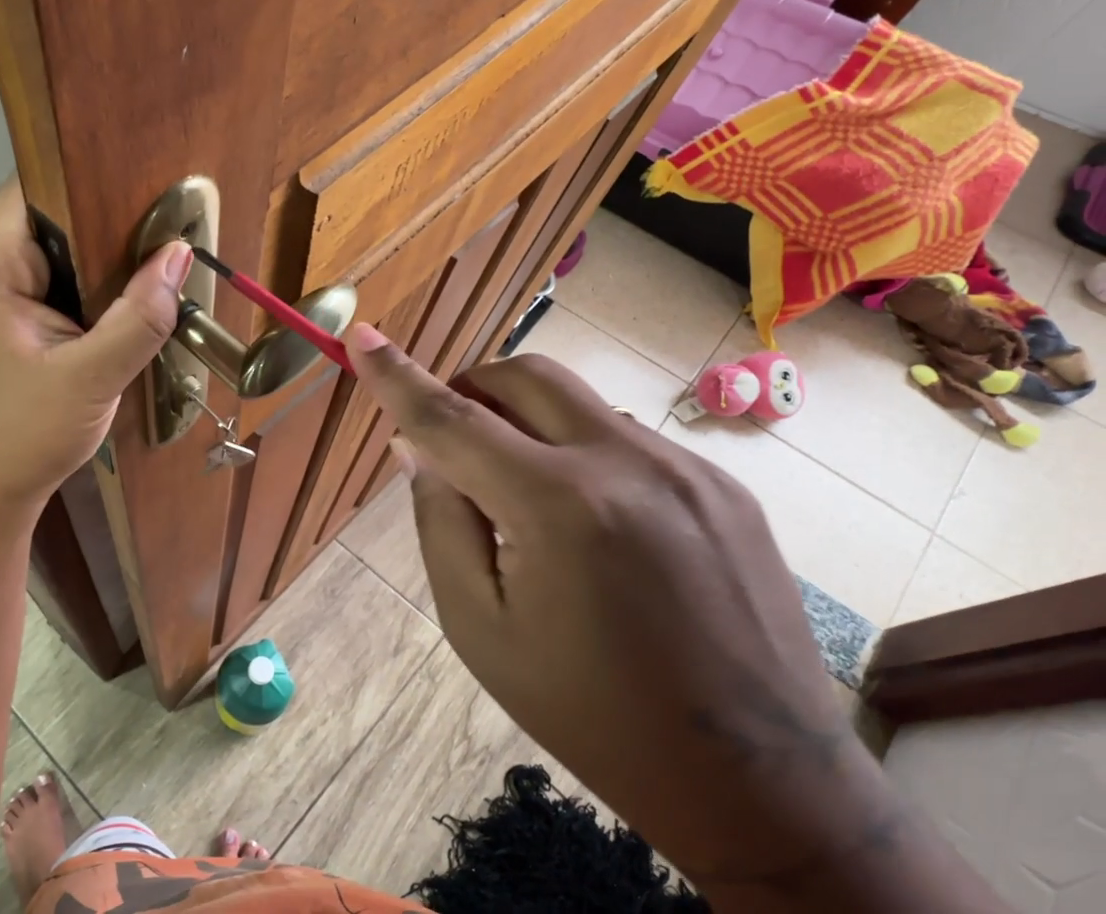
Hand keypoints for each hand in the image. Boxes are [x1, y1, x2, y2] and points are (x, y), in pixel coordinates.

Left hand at [0, 180, 191, 510]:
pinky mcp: (24, 327)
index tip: (139, 170)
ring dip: (108, 258)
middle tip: (170, 210)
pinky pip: (66, 289)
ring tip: (164, 244)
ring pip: (65, 257)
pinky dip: (100, 290)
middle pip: (53, 219)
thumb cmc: (24, 436)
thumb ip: (138, 318)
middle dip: (108, 217)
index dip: (80, 170)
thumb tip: (179, 254)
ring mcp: (7, 302)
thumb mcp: (91, 378)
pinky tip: (138, 292)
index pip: (30, 189)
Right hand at [346, 326, 909, 893]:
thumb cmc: (589, 713)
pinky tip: (590, 528)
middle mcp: (628, 463)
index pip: (452, 418)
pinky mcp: (726, 489)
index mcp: (557, 506)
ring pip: (578, 405)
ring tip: (521, 499)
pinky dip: (580, 455)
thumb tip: (419, 451)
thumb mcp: (480, 628)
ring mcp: (689, 470)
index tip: (362, 337)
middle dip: (469, 386)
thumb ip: (442, 523)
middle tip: (446, 436)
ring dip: (527, 424)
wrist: (754, 779)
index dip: (397, 377)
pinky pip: (626, 441)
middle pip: (524, 376)